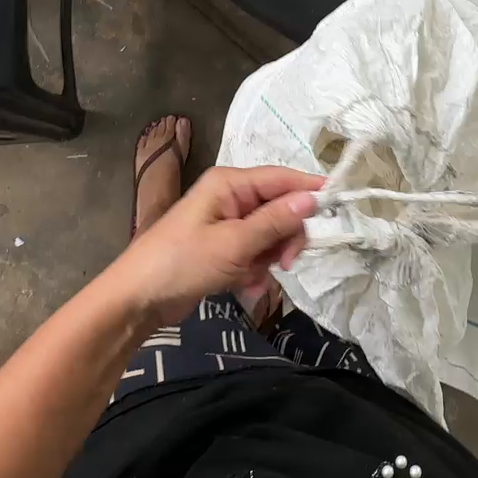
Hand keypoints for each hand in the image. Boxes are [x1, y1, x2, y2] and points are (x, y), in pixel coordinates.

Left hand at [97, 166, 324, 326]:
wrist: (137, 299)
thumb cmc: (182, 262)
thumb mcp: (234, 243)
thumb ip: (275, 221)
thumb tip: (313, 198)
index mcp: (230, 183)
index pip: (281, 178)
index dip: (310, 190)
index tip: (340, 206)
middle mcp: (230, 197)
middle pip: (280, 208)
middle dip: (286, 236)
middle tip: (286, 262)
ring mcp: (226, 223)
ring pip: (270, 234)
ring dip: (270, 258)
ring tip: (255, 278)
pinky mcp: (223, 248)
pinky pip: (255, 252)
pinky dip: (255, 269)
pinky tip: (245, 285)